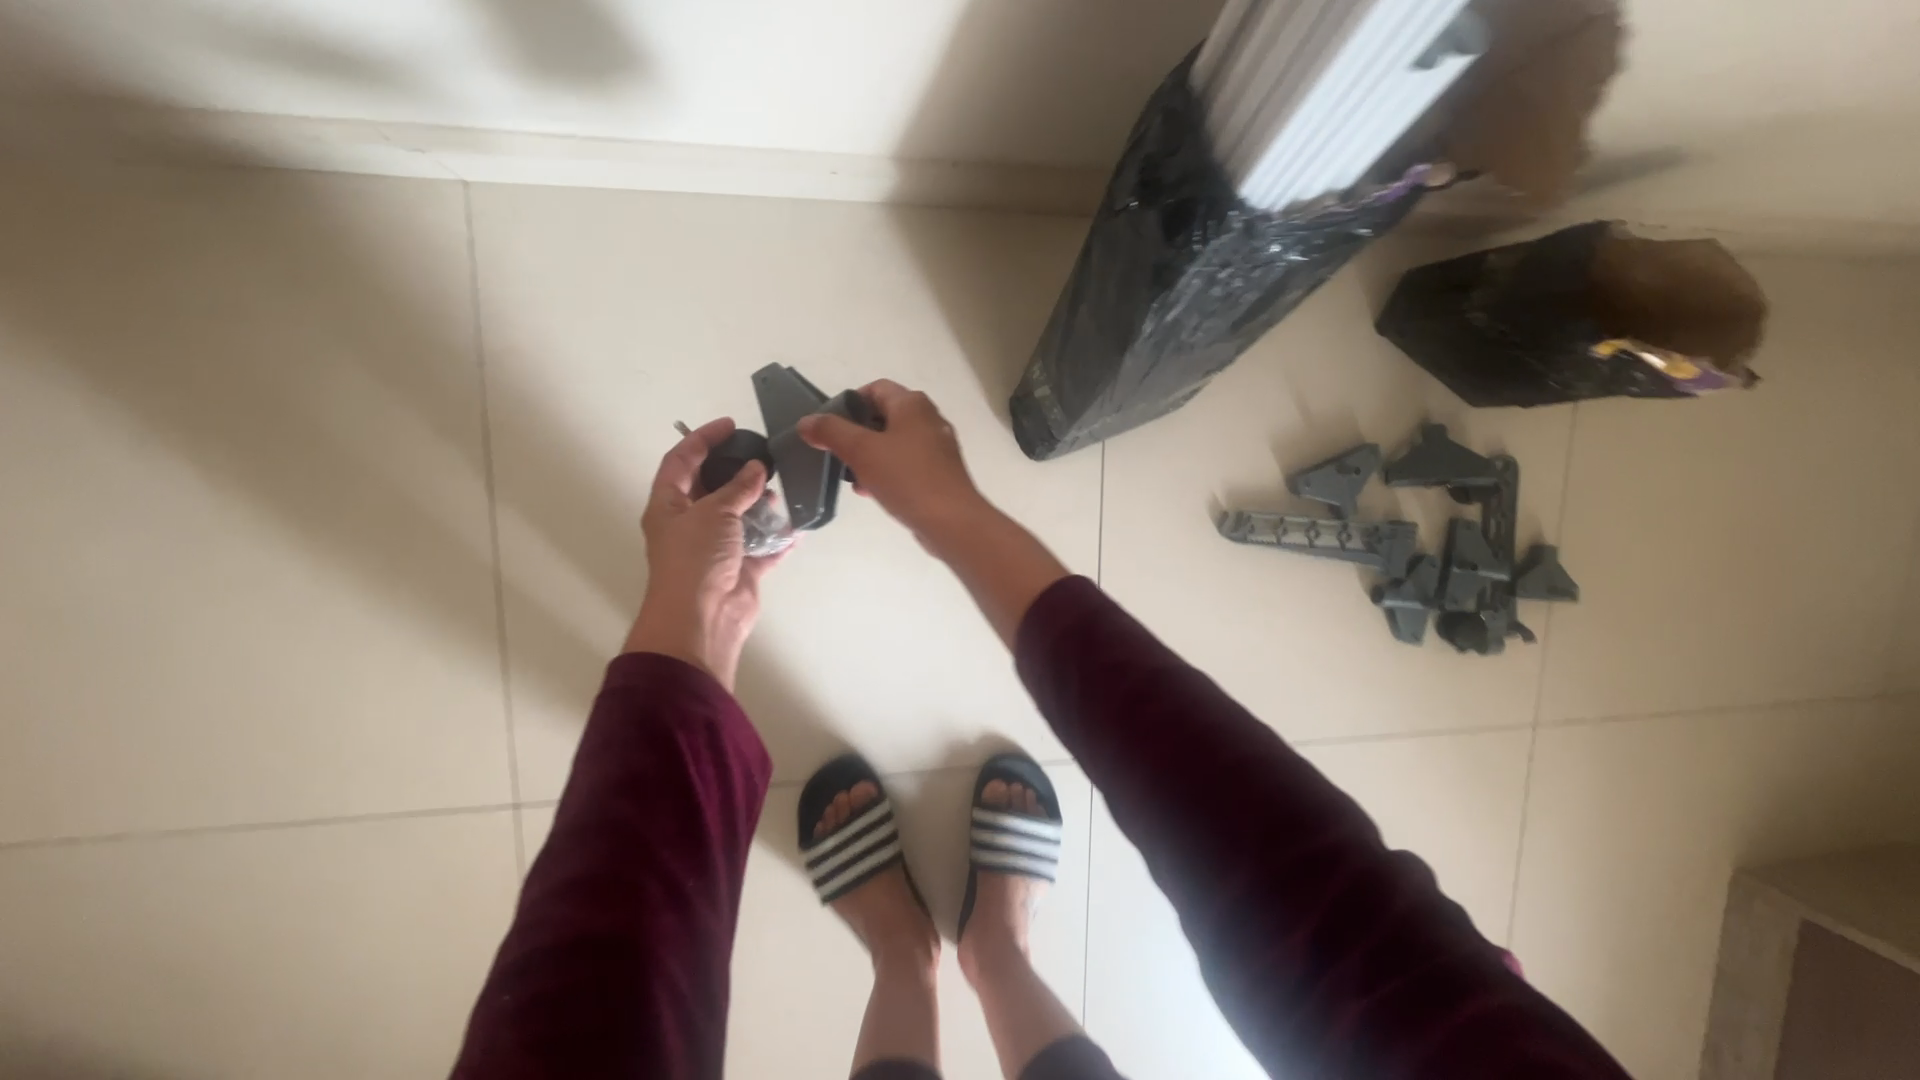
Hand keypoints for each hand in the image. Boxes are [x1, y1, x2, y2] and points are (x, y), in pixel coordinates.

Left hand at [625, 417, 787, 689]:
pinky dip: (779, 538)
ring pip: (740, 517)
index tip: (730, 426)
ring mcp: (716, 548)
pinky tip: (797, 526)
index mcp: (669, 506)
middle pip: (712, 488)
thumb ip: (737, 487)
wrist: (702, 618)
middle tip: (762, 457)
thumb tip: (757, 469)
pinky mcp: (740, 570)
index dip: (702, 440)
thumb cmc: (695, 558)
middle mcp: (690, 524)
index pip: (681, 461)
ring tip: (780, 491)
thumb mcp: (714, 512)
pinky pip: (762, 547)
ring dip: (760, 504)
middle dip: (736, 472)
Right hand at [798, 380, 990, 551]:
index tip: (830, 427)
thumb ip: (831, 432)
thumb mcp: (861, 451)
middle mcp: (929, 418)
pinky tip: (874, 492)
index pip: (875, 388)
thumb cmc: (906, 478)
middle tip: (839, 455)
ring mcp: (938, 446)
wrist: (952, 521)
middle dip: (857, 436)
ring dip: (870, 458)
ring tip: (854, 479)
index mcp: (912, 404)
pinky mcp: (940, 472)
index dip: (849, 403)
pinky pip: (907, 465)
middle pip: (884, 417)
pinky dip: (888, 472)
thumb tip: (807, 422)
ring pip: (894, 444)